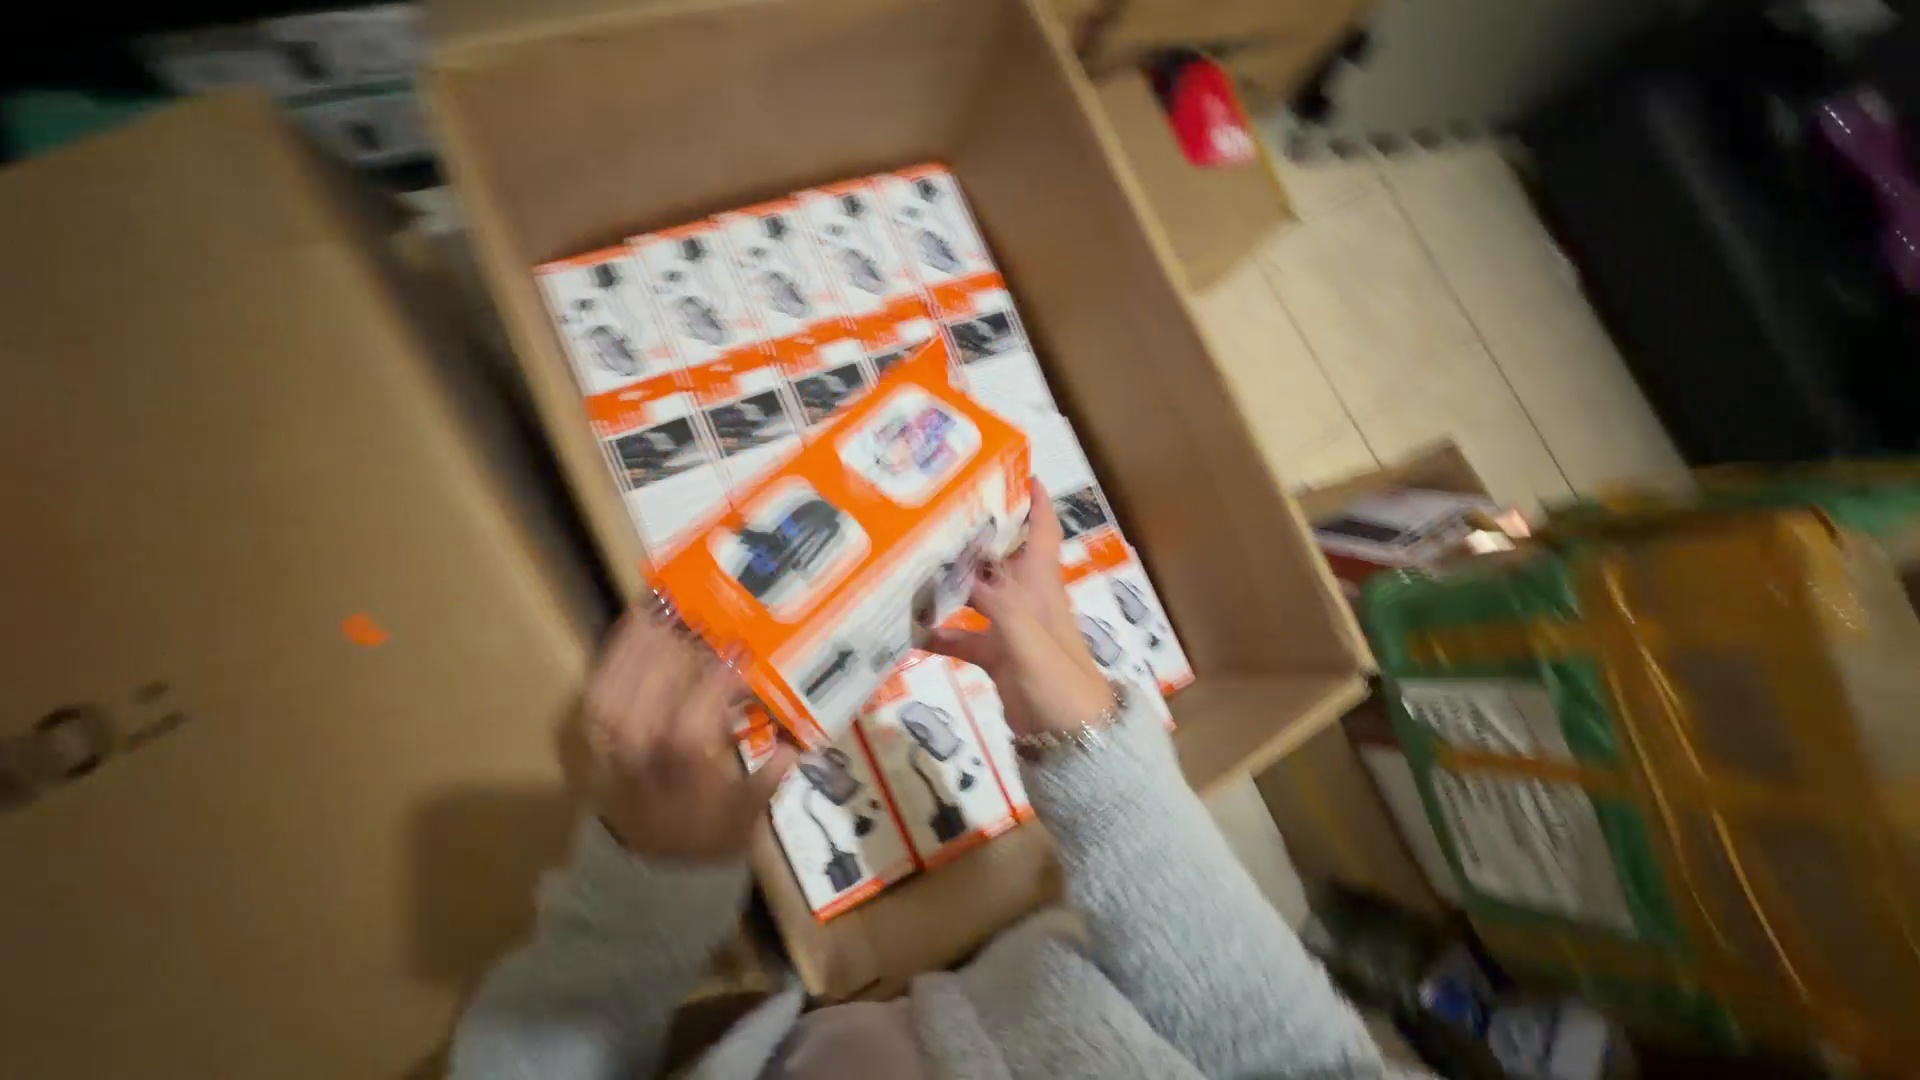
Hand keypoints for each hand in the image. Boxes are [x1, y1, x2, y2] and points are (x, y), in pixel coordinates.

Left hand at [584, 607, 795, 860]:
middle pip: (646, 696)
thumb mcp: (750, 810)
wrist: (657, 872)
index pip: (693, 724)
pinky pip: (598, 691)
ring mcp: (615, 748)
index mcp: (683, 778)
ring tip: (663, 605)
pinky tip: (632, 627)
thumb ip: (771, 772)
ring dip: (638, 643)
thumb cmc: (711, 838)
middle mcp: (642, 759)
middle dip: (675, 648)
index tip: (744, 650)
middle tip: (704, 612)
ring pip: (616, 688)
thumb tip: (798, 736)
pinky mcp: (599, 740)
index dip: (717, 683)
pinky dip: (613, 656)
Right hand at [926, 479, 1113, 735]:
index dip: (1032, 497)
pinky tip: (909, 631)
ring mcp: (1010, 627)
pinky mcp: (997, 656)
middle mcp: (1026, 598)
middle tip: (934, 507)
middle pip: (1000, 553)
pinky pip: (963, 638)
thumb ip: (1000, 606)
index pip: (1041, 529)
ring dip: (949, 578)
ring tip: (910, 559)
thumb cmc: (1060, 685)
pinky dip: (939, 633)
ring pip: (976, 592)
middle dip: (975, 530)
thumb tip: (964, 572)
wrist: (1071, 740)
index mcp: (1042, 586)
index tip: (1009, 468)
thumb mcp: (1031, 642)